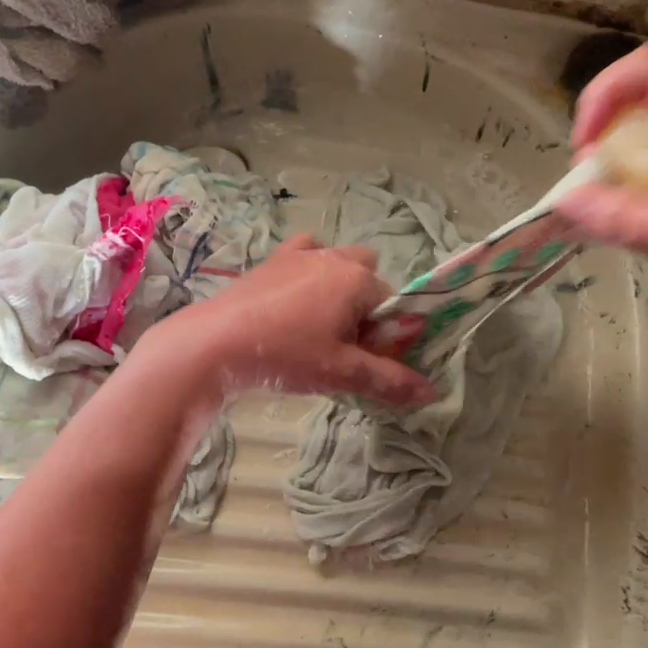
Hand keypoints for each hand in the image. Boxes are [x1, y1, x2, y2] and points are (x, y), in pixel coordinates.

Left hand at [142, 235, 434, 405]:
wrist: (215, 344)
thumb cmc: (287, 355)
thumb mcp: (343, 374)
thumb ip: (390, 381)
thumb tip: (433, 393)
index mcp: (358, 279)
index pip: (393, 304)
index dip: (386, 333)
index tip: (365, 358)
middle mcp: (334, 257)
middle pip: (370, 274)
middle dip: (366, 303)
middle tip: (343, 341)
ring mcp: (299, 254)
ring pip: (338, 261)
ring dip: (340, 285)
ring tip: (319, 323)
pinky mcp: (271, 260)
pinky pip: (304, 254)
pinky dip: (309, 270)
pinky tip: (295, 299)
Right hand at [555, 44, 647, 323]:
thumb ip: (625, 220)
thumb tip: (565, 201)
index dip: (607, 93)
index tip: (588, 145)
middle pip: (643, 94)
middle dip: (605, 128)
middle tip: (593, 177)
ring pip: (647, 126)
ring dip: (616, 155)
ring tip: (606, 199)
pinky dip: (631, 176)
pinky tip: (628, 212)